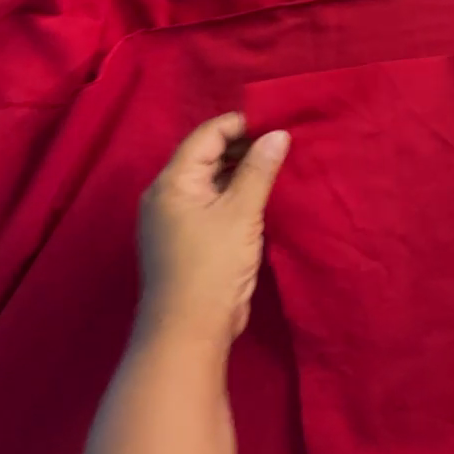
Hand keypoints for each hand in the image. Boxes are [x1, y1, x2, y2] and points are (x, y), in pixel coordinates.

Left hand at [137, 113, 291, 349]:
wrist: (188, 332)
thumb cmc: (212, 266)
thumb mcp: (241, 213)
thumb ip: (259, 169)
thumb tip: (278, 133)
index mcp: (173, 182)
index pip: (207, 135)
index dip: (242, 123)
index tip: (279, 122)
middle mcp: (168, 194)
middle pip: (208, 153)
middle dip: (245, 144)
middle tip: (285, 141)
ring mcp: (176, 217)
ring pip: (213, 177)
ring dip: (243, 168)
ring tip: (280, 163)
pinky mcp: (189, 237)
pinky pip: (214, 200)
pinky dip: (237, 191)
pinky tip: (264, 193)